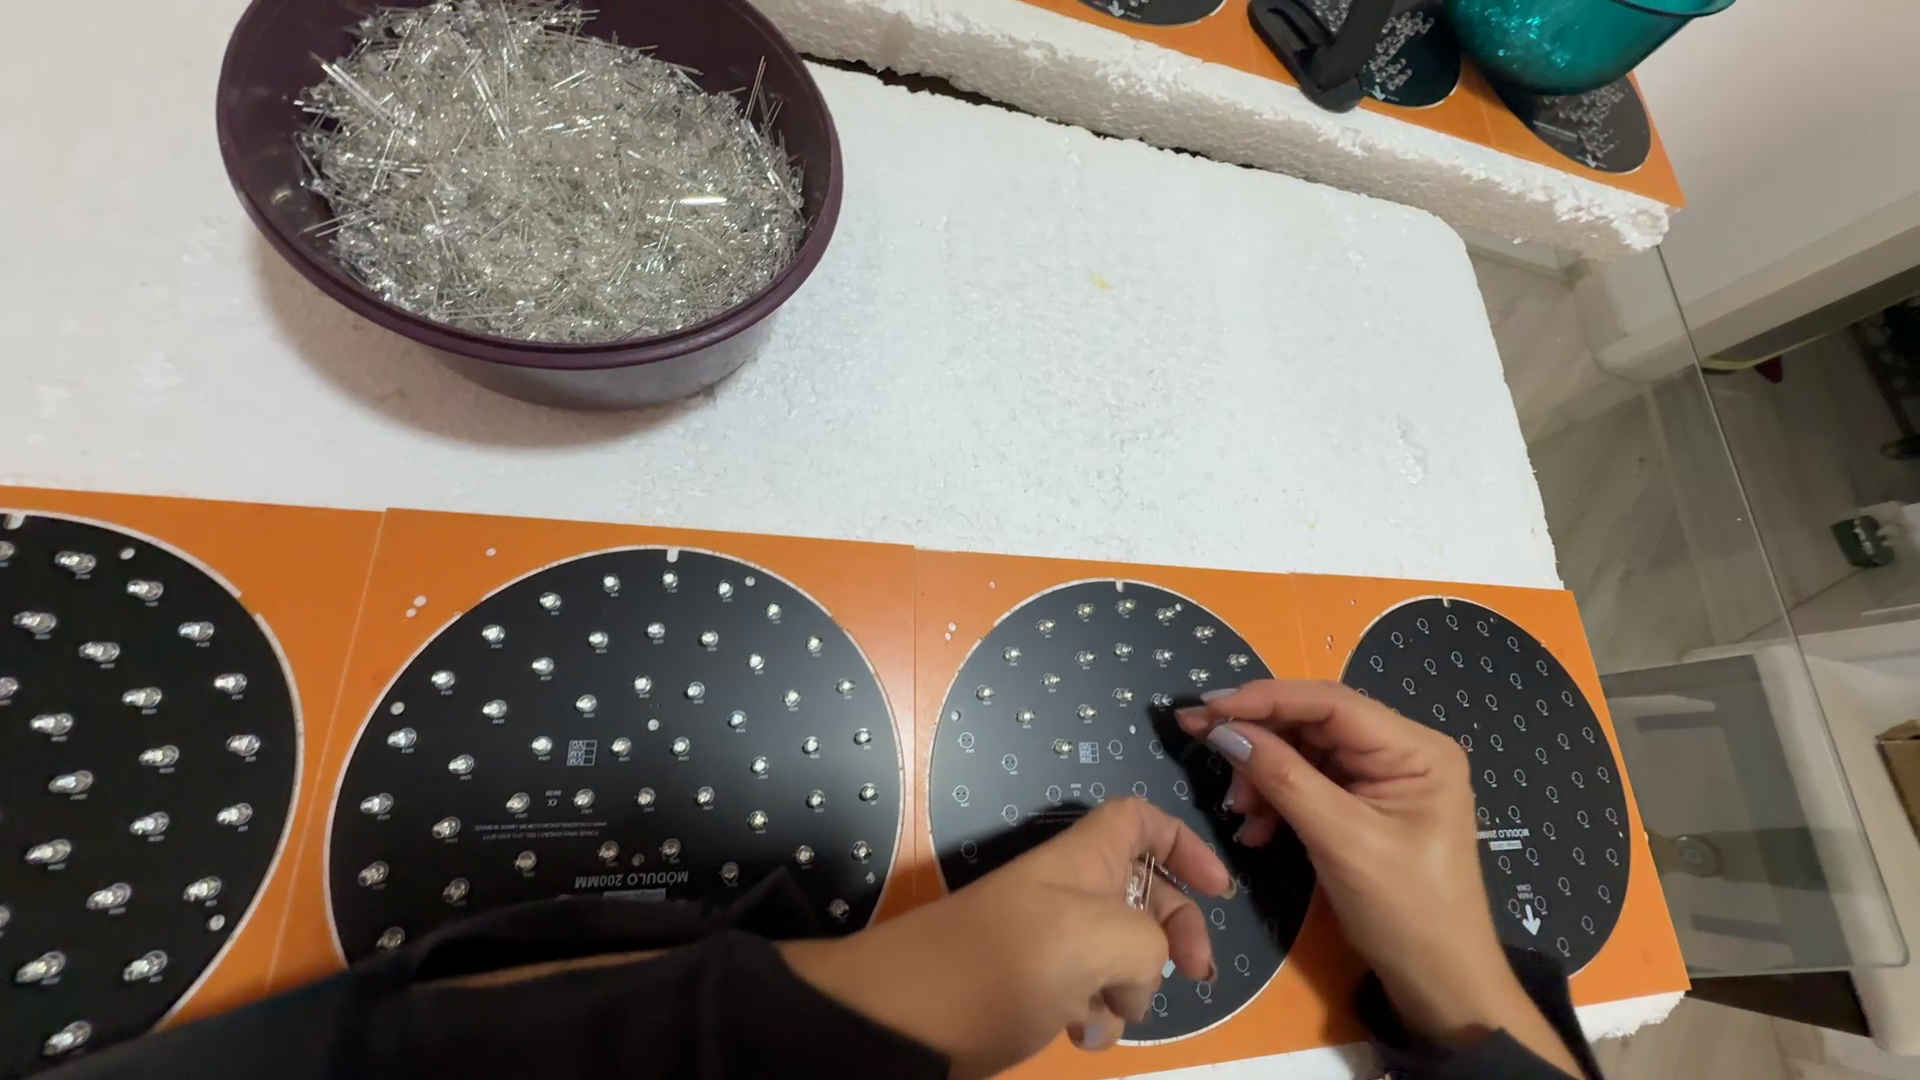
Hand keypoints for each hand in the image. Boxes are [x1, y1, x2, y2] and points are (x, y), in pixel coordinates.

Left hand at [780, 797, 1231, 1079]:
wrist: (912, 1016)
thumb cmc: (1007, 961)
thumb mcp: (1097, 937)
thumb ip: (1148, 940)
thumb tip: (1139, 971)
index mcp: (1085, 858)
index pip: (1140, 820)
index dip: (1183, 843)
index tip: (1221, 889)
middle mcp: (1072, 889)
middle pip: (1145, 890)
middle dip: (1176, 932)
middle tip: (1197, 976)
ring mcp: (1054, 936)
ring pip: (1124, 952)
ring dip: (1133, 987)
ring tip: (1107, 1011)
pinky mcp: (1038, 982)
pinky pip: (1091, 991)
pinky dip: (1097, 1014)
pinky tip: (1080, 1033)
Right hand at [1179, 680, 1581, 1075]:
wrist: (1439, 985)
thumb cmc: (1405, 911)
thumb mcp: (1339, 839)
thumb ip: (1281, 777)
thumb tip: (1222, 730)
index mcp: (1413, 749)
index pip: (1328, 702)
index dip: (1265, 698)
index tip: (1208, 707)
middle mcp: (1397, 748)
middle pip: (1310, 722)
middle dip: (1257, 740)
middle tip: (1202, 743)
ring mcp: (1377, 774)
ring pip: (1299, 749)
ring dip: (1260, 774)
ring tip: (1239, 810)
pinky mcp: (1358, 798)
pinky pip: (1302, 779)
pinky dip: (1272, 798)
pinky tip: (1255, 828)